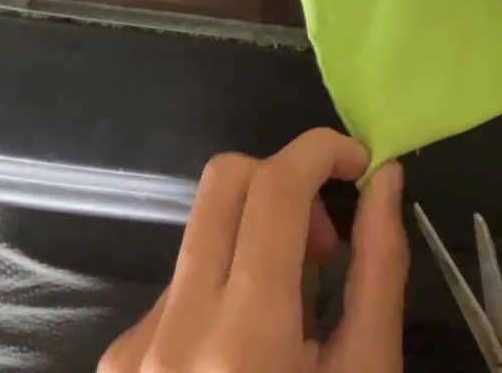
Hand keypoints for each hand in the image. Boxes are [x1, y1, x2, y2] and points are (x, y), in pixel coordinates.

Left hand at [100, 128, 408, 371]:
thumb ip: (379, 268)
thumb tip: (384, 180)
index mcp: (245, 337)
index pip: (273, 186)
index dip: (321, 151)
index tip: (358, 166)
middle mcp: (173, 328)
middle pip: (224, 181)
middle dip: (286, 180)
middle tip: (326, 240)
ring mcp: (135, 346)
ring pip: (202, 234)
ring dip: (256, 241)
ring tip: (291, 318)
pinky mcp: (116, 362)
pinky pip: (180, 285)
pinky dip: (224, 288)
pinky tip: (244, 359)